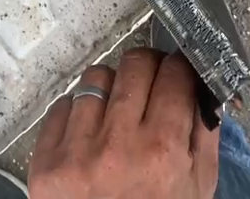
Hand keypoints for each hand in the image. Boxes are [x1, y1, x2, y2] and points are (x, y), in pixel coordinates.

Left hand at [28, 48, 220, 198]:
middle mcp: (118, 145)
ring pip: (97, 77)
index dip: (180, 69)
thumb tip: (201, 82)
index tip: (178, 75)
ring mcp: (77, 152)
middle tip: (150, 86)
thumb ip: (204, 131)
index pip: (175, 72)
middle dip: (148, 69)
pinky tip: (89, 136)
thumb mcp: (197, 187)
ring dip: (111, 89)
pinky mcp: (45, 162)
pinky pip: (62, 105)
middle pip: (136, 63)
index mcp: (163, 151)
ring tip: (116, 114)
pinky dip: (77, 114)